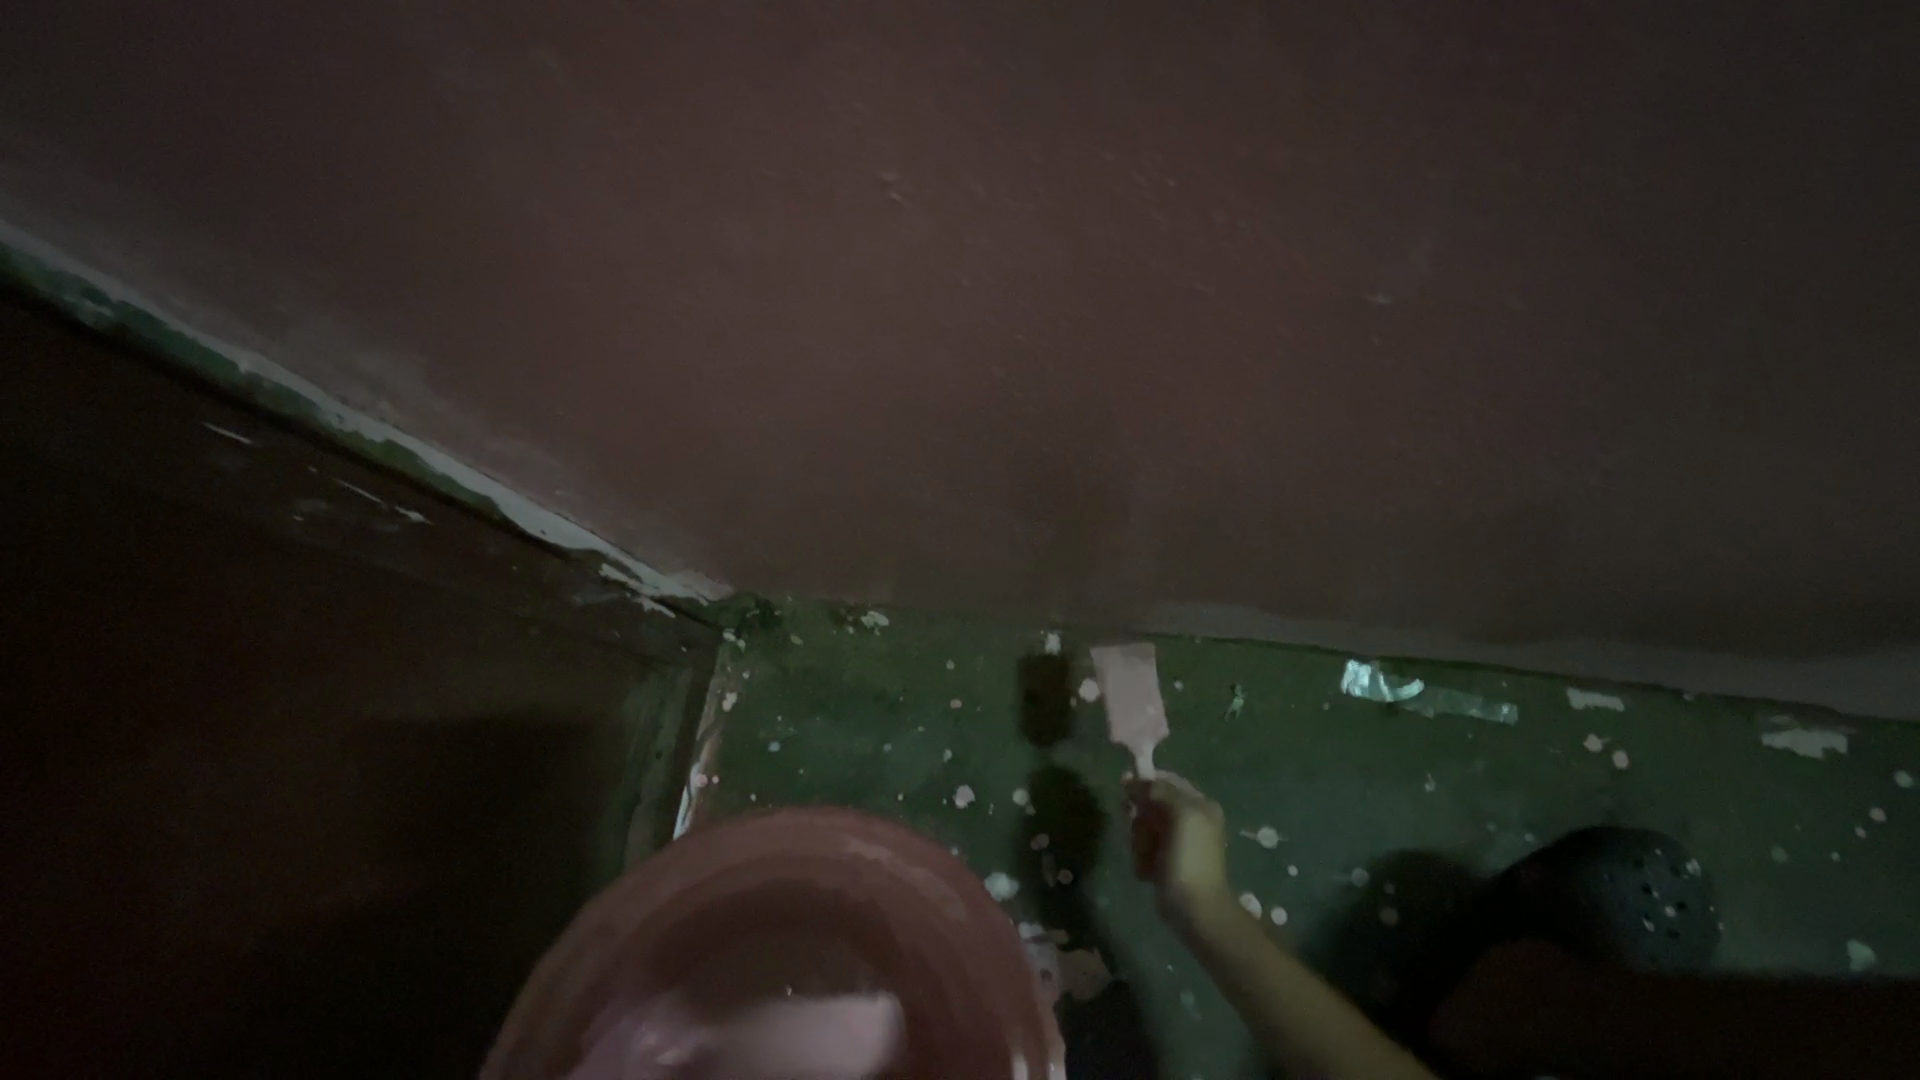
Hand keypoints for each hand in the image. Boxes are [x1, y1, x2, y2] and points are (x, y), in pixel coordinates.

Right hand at [1126, 774, 1232, 927]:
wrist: (1195, 909)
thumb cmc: (1190, 859)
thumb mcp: (1181, 814)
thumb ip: (1160, 791)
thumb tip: (1134, 779)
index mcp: (1199, 804)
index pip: (1166, 781)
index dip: (1145, 783)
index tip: (1126, 789)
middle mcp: (1190, 819)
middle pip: (1150, 804)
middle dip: (1142, 819)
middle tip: (1141, 832)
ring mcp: (1176, 841)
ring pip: (1143, 826)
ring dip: (1140, 841)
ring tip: (1147, 857)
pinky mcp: (1164, 860)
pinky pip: (1143, 847)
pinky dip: (1142, 857)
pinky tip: (1148, 871)